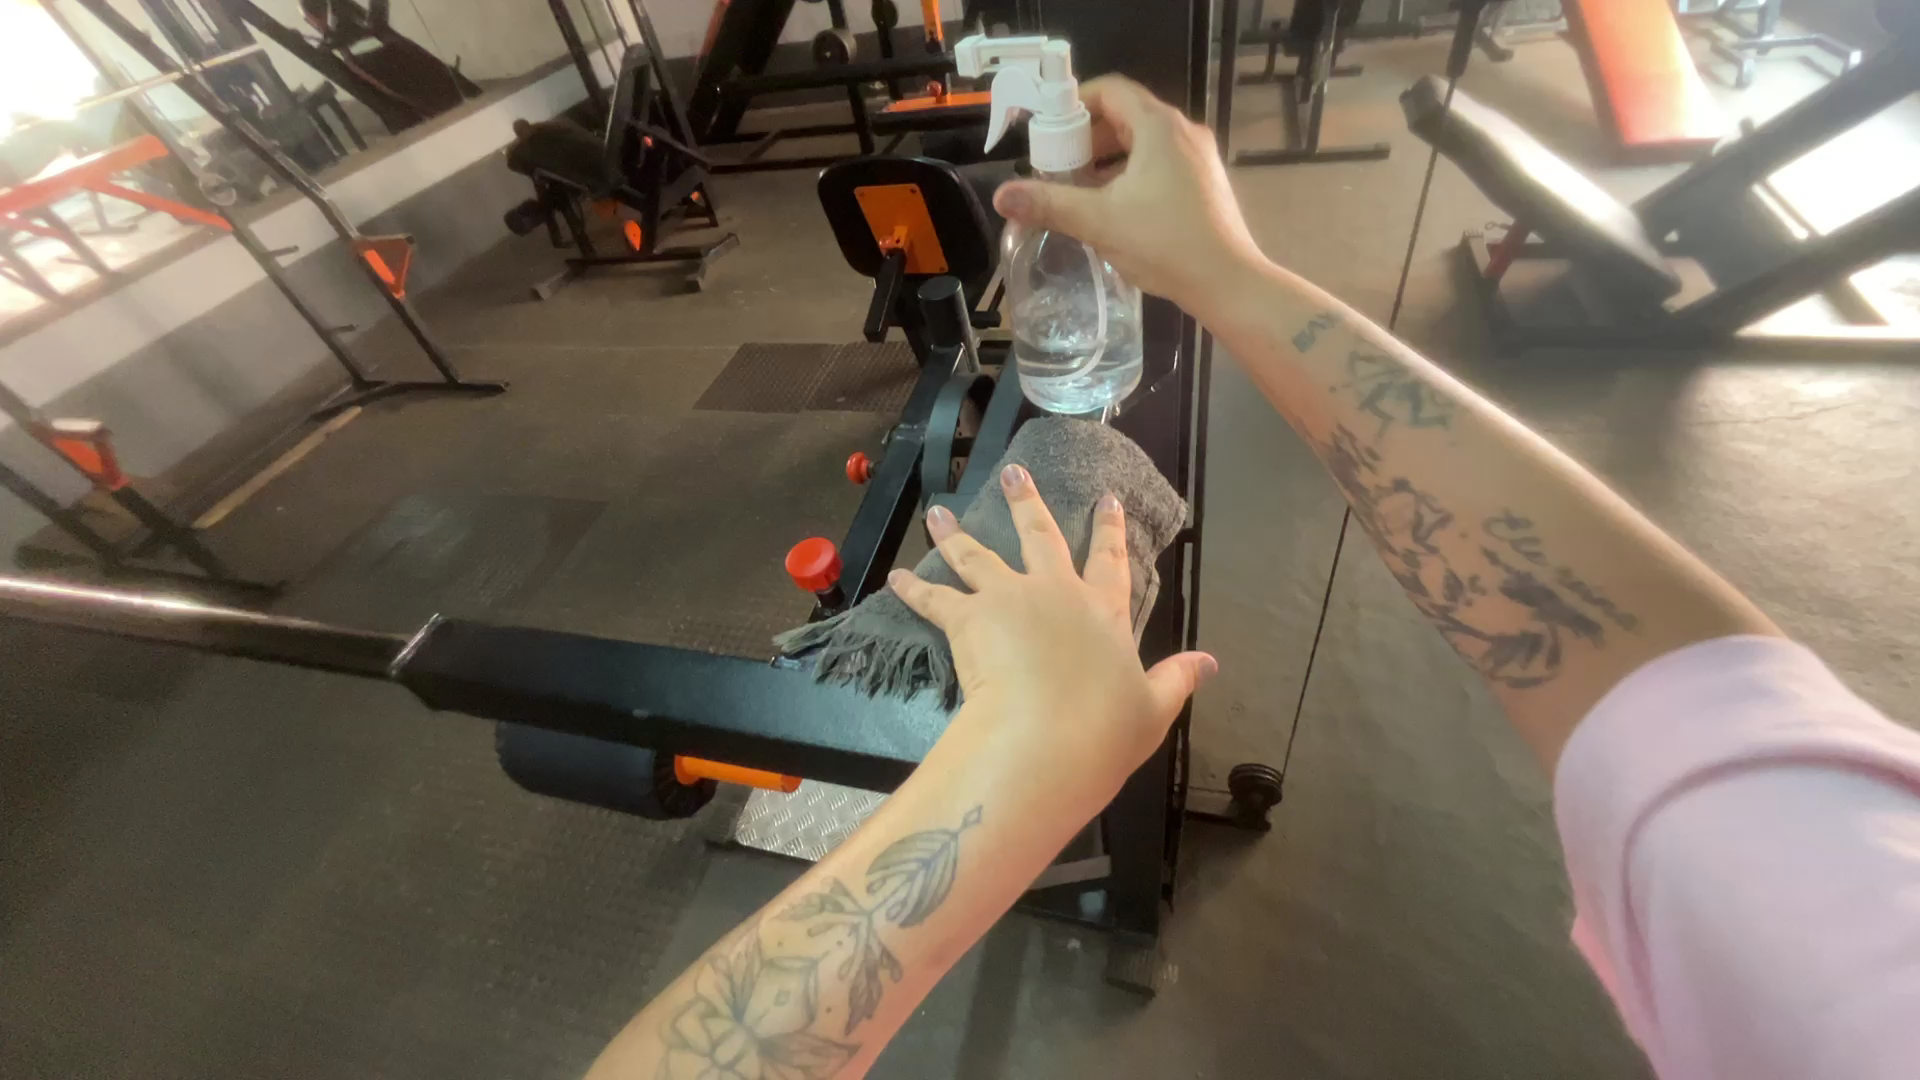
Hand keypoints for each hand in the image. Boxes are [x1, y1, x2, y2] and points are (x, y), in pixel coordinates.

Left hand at [887, 462, 1216, 787]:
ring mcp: (1009, 598)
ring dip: (955, 534)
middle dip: (1026, 502)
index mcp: (1101, 612)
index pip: (1110, 562)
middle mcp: (1055, 593)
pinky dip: (913, 587)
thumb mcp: (1152, 709)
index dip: (1110, 530)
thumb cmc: (1104, 730)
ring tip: (938, 513)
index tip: (1106, 498)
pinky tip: (895, 577)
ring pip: (978, 555)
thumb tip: (1211, 662)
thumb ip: (1178, 679)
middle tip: (1013, 473)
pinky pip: (934, 598)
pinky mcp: (969, 617)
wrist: (1048, 739)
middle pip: (1040, 537)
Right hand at [992, 75, 1263, 314]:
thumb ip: (1050, 204)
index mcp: (1158, 127)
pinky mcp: (1203, 185)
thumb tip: (1003, 196)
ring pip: (1142, 146)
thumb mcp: (1099, 222)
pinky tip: (1114, 212)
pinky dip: (1130, 178)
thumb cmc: (1163, 243)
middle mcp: (1182, 132)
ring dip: (1107, 163)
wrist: (1225, 280)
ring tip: (1080, 194)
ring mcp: (1197, 159)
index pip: (1110, 91)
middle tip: (1058, 170)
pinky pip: (1158, 167)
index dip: (1074, 106)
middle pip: (1125, 117)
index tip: (1048, 134)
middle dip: (1086, 140)